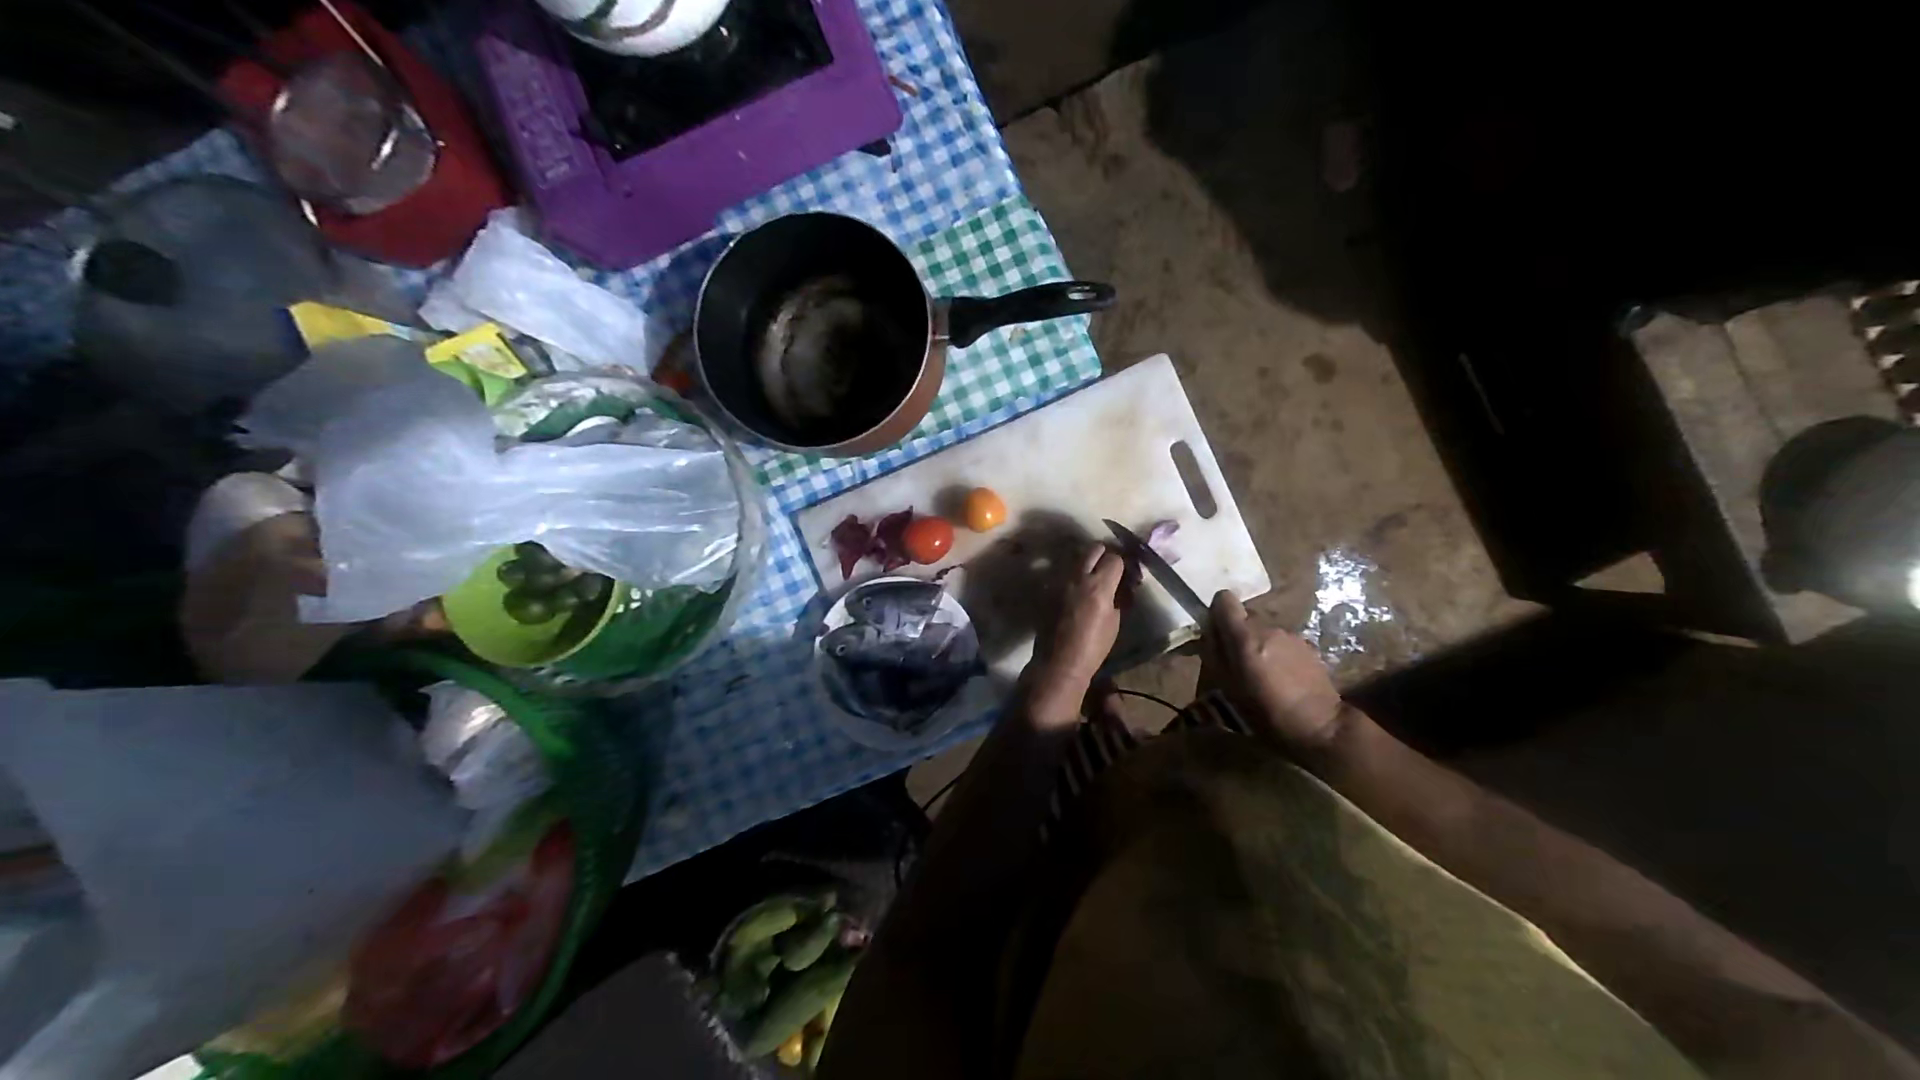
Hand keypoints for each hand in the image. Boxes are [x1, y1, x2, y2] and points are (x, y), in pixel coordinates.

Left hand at [1019, 544, 1128, 724]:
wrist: (1060, 660)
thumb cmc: (1094, 646)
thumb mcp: (1115, 621)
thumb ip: (1118, 597)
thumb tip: (1121, 585)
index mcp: (1099, 586)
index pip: (1115, 558)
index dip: (1123, 563)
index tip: (1126, 572)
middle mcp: (1078, 577)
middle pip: (1094, 548)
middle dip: (1105, 554)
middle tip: (1110, 568)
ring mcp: (1060, 580)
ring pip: (1076, 557)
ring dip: (1087, 562)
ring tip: (1093, 577)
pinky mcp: (1049, 588)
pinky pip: (1064, 572)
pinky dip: (1073, 575)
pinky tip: (1077, 588)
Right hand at [1203, 590, 1347, 755]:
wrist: (1320, 726)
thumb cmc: (1265, 713)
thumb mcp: (1227, 687)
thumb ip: (1214, 653)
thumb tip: (1209, 632)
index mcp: (1244, 637)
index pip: (1224, 600)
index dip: (1218, 612)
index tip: (1217, 632)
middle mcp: (1268, 628)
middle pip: (1245, 617)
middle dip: (1239, 634)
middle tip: (1238, 662)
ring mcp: (1291, 635)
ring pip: (1265, 630)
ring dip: (1260, 644)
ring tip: (1263, 673)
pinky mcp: (1309, 646)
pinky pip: (1283, 641)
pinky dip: (1278, 652)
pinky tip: (1283, 677)